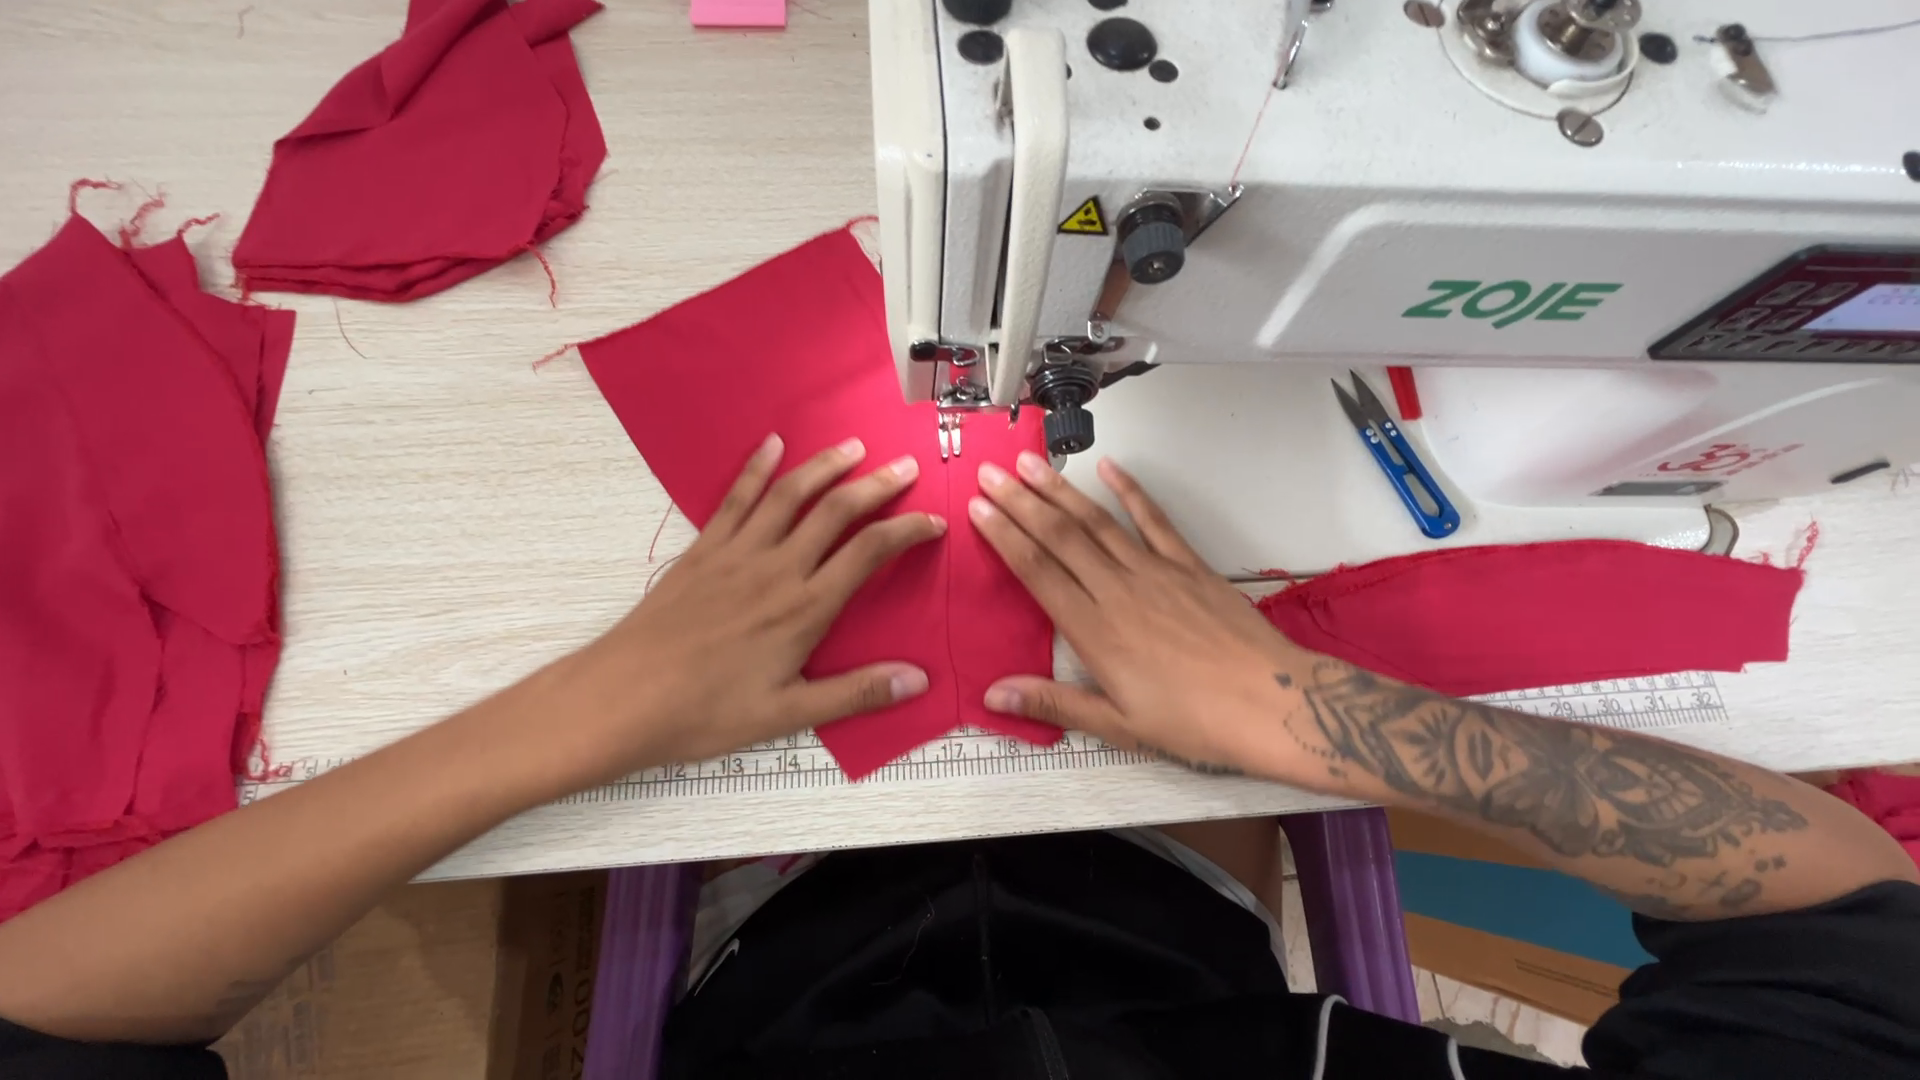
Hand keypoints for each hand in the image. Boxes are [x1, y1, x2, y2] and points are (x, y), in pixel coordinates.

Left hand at [556, 434, 944, 780]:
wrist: (623, 698)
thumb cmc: (705, 712)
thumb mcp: (787, 714)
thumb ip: (855, 692)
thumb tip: (917, 680)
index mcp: (805, 608)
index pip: (870, 553)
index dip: (908, 532)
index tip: (933, 522)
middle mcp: (777, 569)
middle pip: (837, 512)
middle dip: (876, 486)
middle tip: (905, 467)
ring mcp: (737, 553)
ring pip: (791, 495)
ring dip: (826, 466)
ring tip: (853, 447)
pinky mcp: (704, 550)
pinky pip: (736, 498)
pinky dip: (757, 468)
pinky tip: (772, 445)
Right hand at [967, 452, 1307, 778]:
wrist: (1269, 703)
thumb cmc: (1193, 720)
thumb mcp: (1117, 725)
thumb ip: (1053, 703)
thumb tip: (994, 695)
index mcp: (1094, 629)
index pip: (1036, 571)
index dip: (1004, 536)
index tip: (979, 508)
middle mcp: (1117, 590)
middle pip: (1059, 535)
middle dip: (1020, 501)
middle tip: (991, 472)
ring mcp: (1154, 571)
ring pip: (1096, 521)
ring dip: (1060, 489)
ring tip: (1031, 463)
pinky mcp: (1187, 564)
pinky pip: (1153, 519)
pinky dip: (1131, 491)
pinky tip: (1110, 467)